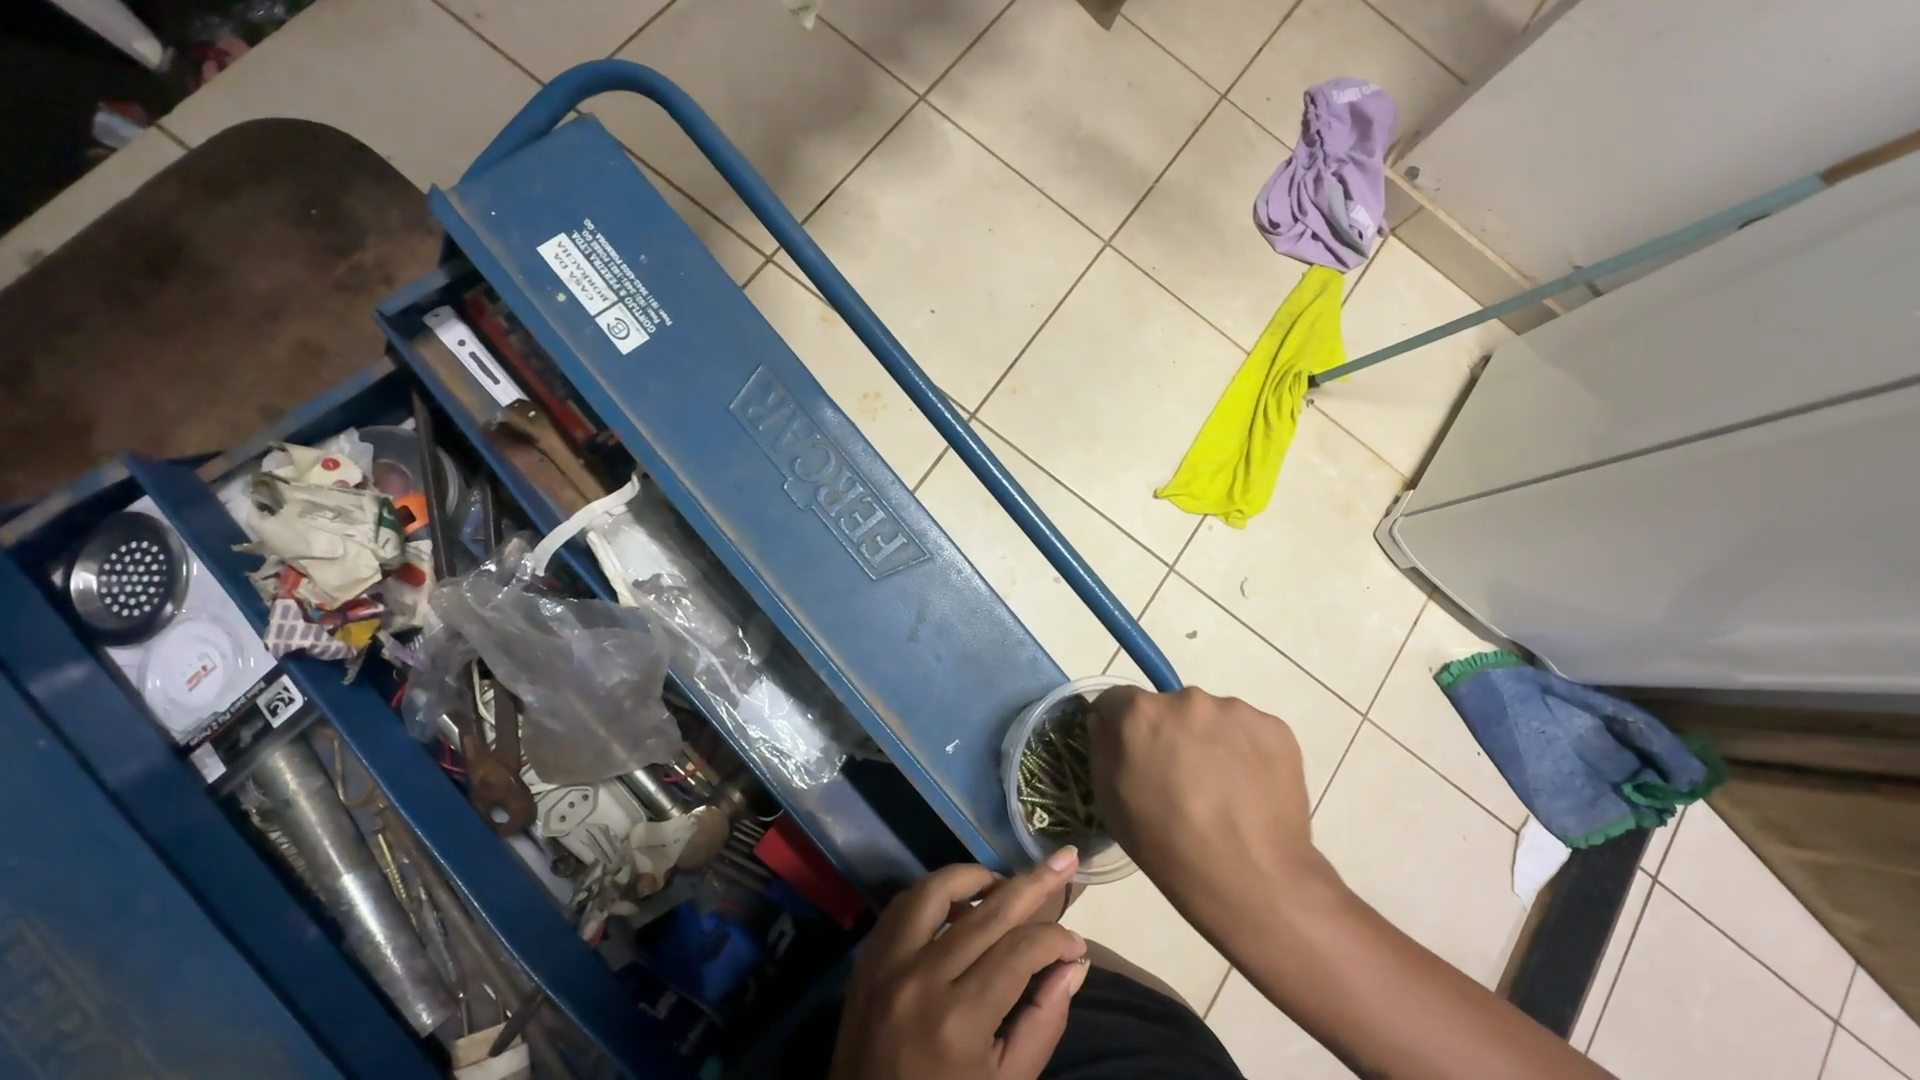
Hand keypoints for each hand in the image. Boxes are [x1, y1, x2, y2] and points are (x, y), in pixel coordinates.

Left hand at [830, 849, 1089, 1079]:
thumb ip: (1043, 1022)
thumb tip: (1073, 963)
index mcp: (959, 1019)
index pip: (1020, 951)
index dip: (1056, 939)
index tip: (1076, 944)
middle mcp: (920, 979)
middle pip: (986, 912)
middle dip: (1033, 882)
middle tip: (1065, 859)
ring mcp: (885, 965)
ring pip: (934, 891)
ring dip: (975, 877)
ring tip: (1005, 883)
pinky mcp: (864, 962)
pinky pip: (900, 907)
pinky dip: (932, 893)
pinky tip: (958, 900)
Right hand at [1088, 687, 1328, 922]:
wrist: (1250, 876)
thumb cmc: (1166, 843)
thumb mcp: (1110, 801)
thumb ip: (1102, 748)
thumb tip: (1106, 721)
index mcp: (1141, 713)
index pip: (1117, 699)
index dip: (1118, 725)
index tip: (1129, 753)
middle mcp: (1187, 698)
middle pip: (1169, 708)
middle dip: (1168, 734)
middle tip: (1179, 779)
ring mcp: (1236, 711)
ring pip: (1212, 719)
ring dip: (1208, 741)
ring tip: (1221, 789)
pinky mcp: (1274, 727)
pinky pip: (1249, 732)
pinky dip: (1245, 752)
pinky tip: (1248, 789)